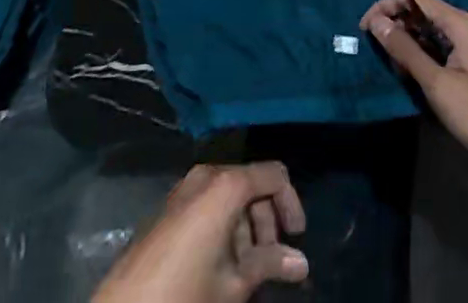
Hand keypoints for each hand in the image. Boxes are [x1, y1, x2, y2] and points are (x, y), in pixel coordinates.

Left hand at [91, 163, 308, 302]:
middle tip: (271, 261)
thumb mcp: (233, 284)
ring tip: (246, 271)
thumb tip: (301, 263)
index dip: (291, 203)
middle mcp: (206, 177)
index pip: (274, 176)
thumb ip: (270, 265)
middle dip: (267, 220)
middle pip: (252, 184)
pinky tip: (221, 267)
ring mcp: (183, 191)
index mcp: (226, 185)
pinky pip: (207, 206)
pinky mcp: (167, 210)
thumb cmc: (184, 296)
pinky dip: (223, 228)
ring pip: (229, 196)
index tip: (297, 238)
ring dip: (246, 228)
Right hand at [362, 0, 467, 186]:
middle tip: (373, 50)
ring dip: (404, 41)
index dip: (386, 6)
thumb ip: (406, 50)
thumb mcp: (437, 83)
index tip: (364, 29)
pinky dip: (417, 53)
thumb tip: (376, 21)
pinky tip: (406, 72)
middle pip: (419, 10)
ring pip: (425, 29)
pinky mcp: (465, 61)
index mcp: (459, 22)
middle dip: (393, 23)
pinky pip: (434, 46)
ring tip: (388, 64)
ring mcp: (465, 43)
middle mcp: (462, 25)